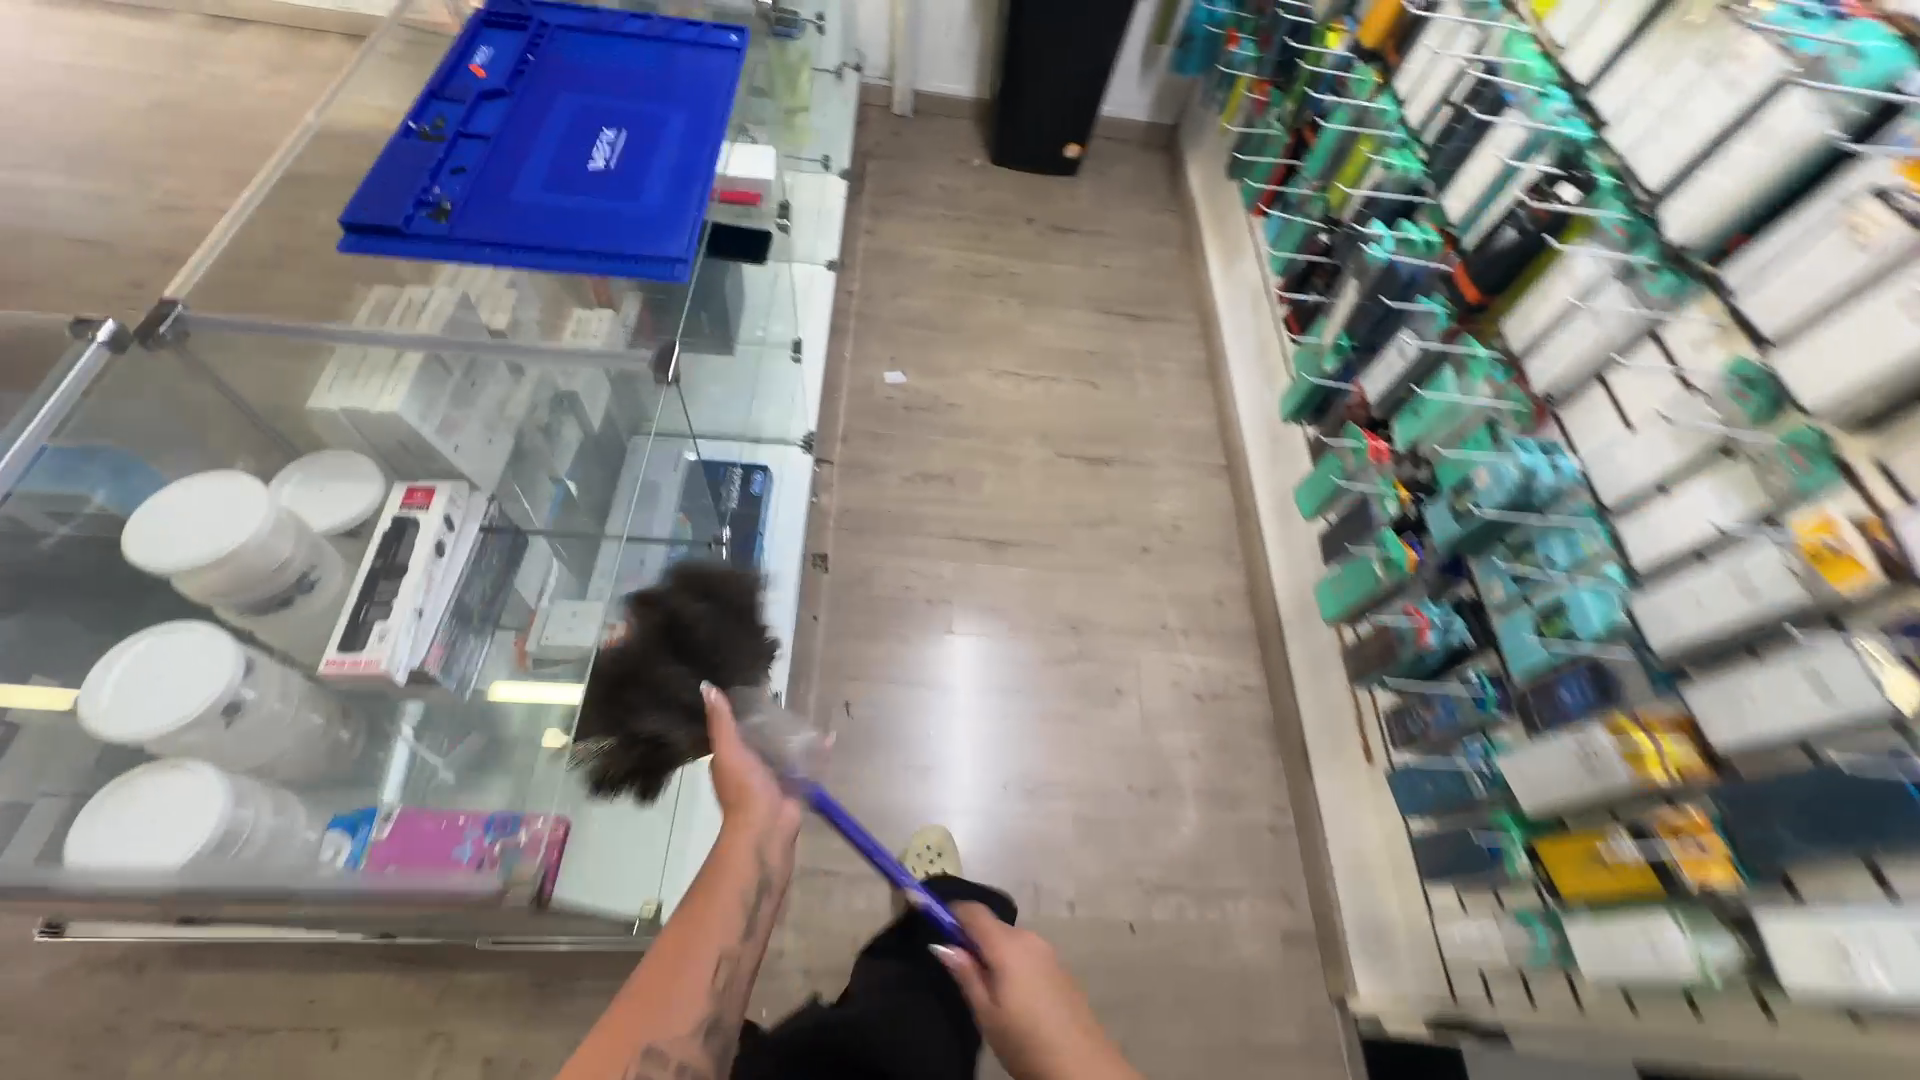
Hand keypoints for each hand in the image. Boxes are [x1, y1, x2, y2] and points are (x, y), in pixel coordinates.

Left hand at [703, 683, 801, 844]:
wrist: (767, 827)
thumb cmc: (744, 788)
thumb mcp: (729, 750)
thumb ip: (721, 721)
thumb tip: (706, 685)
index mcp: (730, 759)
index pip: (736, 730)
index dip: (744, 712)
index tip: (759, 690)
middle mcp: (749, 768)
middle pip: (762, 740)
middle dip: (774, 724)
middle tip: (790, 700)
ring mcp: (772, 779)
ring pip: (784, 751)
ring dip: (795, 738)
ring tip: (810, 714)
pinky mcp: (793, 787)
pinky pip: (804, 765)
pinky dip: (815, 753)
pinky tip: (828, 739)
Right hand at [932, 904, 1141, 1079]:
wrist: (1084, 1067)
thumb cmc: (1026, 1042)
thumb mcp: (986, 1014)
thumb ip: (966, 974)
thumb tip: (942, 944)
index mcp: (1008, 946)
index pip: (974, 911)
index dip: (952, 912)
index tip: (935, 924)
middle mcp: (1030, 939)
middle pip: (993, 925)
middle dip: (973, 938)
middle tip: (959, 969)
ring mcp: (1048, 952)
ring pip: (1011, 940)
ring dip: (993, 951)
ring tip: (985, 988)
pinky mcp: (1060, 967)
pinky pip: (1027, 953)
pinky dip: (1013, 961)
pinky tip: (1013, 995)